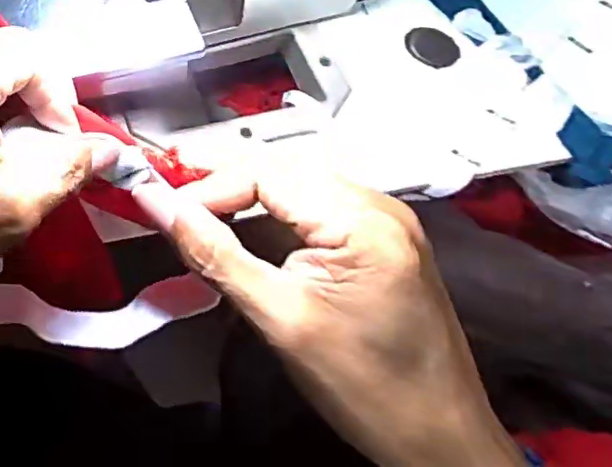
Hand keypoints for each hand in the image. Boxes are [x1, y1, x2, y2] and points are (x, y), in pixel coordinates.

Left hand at [0, 27, 119, 301]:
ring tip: (30, 129)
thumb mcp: (19, 202)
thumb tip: (115, 148)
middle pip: (15, 44)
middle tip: (53, 132)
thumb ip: (73, 164)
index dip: (59, 97)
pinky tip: (1, 122)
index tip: (64, 140)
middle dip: (45, 85)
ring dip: (24, 82)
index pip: (33, 58)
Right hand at [131, 165, 522, 466]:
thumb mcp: (282, 322)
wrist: (442, 445)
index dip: (211, 187)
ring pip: (295, 184)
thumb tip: (169, 211)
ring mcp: (384, 218)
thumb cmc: (374, 393)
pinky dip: (276, 214)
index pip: (267, 174)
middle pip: (282, 172)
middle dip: (227, 190)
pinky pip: (315, 204)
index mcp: (365, 222)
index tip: (171, 209)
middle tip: (182, 215)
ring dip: (249, 200)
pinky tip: (253, 234)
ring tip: (209, 223)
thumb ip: (219, 257)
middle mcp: (379, 206)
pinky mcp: (380, 234)